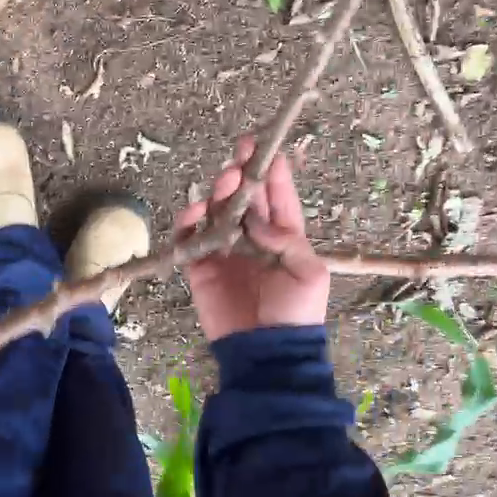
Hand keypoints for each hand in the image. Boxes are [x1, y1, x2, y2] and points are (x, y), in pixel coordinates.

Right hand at [173, 137, 330, 341]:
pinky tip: (193, 212)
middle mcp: (252, 238)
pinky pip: (188, 238)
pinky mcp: (199, 267)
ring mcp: (224, 251)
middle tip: (236, 166)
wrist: (264, 352)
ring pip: (215, 211)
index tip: (262, 144)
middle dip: (239, 176)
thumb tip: (257, 220)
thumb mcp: (309, 274)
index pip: (276, 196)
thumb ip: (288, 241)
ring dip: (216, 194)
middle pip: (242, 198)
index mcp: (283, 237)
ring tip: (220, 186)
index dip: (270, 169)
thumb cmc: (295, 313)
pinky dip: (187, 222)